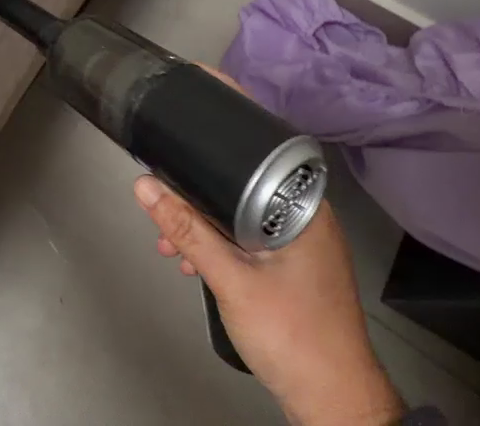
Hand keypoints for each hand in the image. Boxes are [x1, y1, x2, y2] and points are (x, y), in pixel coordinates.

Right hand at [134, 77, 402, 425]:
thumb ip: (187, 230)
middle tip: (160, 163)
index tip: (194, 85)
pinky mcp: (291, 261)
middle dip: (199, 172)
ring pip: (242, 203)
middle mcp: (305, 211)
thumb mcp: (231, 280)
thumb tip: (145, 185)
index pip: (265, 138)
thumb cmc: (294, 336)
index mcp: (303, 203)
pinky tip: (185, 253)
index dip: (227, 109)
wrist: (333, 401)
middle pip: (248, 168)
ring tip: (164, 229)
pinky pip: (246, 229)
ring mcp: (300, 238)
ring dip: (202, 212)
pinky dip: (215, 234)